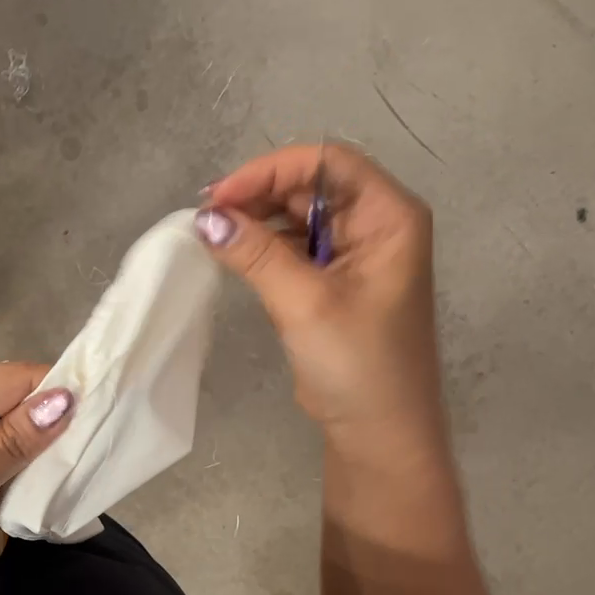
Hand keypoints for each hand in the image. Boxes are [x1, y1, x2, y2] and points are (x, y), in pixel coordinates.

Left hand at [0, 363, 74, 594]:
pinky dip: (31, 461)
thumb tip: (64, 399)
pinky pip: (11, 445)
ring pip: (20, 422)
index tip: (100, 422)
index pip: (14, 379)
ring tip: (74, 469)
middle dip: (55, 421)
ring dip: (46, 445)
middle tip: (90, 453)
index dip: (58, 396)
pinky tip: (50, 479)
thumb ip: (11, 441)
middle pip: (20, 396)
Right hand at [196, 144, 444, 458]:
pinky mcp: (332, 283)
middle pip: (310, 186)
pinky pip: (292, 249)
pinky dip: (261, 248)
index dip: (269, 170)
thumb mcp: (304, 303)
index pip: (326, 164)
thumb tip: (205, 219)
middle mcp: (375, 225)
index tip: (218, 198)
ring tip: (211, 237)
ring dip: (255, 222)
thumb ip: (256, 254)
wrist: (378, 430)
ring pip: (296, 218)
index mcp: (389, 216)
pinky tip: (232, 257)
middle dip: (257, 195)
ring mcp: (353, 255)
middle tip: (206, 219)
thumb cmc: (357, 364)